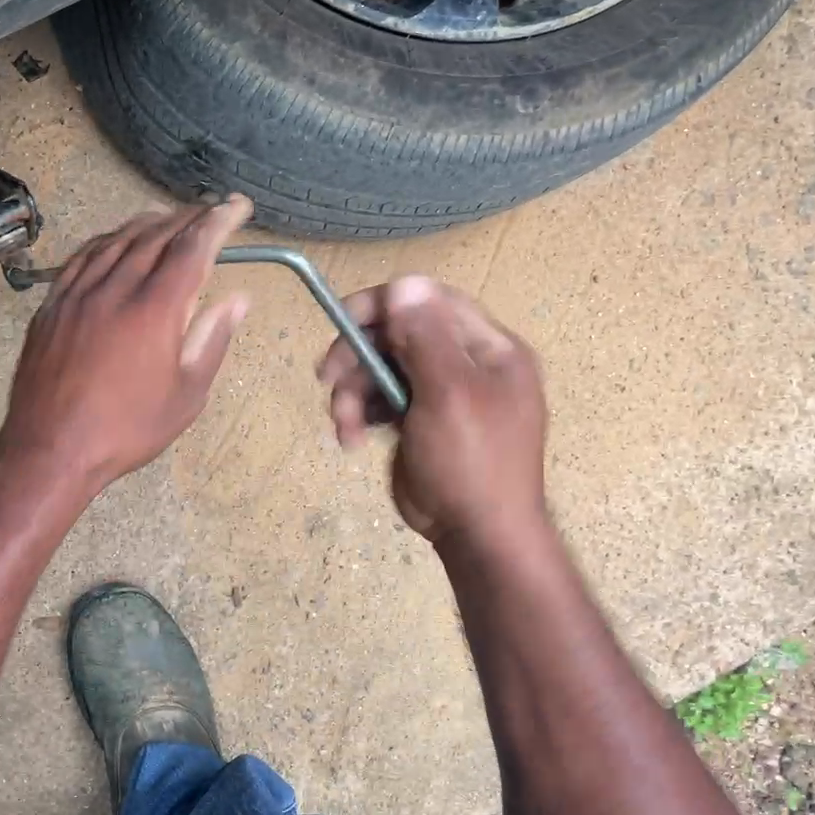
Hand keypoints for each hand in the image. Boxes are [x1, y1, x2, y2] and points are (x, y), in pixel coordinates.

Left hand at [0, 196, 252, 496]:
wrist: (50, 449)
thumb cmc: (124, 430)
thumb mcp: (185, 396)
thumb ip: (211, 340)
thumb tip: (237, 299)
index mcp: (154, 308)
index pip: (193, 246)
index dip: (219, 220)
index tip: (237, 206)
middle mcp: (113, 289)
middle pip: (154, 235)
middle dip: (187, 218)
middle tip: (209, 213)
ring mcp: (76, 295)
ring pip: (114, 241)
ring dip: (146, 224)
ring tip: (167, 220)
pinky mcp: (50, 307)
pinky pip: (80, 259)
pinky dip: (104, 242)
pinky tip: (112, 244)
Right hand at [317, 275, 547, 547]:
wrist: (477, 530)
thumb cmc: (471, 461)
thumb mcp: (449, 393)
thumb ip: (425, 337)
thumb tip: (403, 284)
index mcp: (486, 348)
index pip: (429, 301)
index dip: (382, 304)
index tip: (342, 322)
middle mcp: (463, 363)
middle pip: (395, 335)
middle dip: (357, 357)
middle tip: (327, 379)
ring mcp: (437, 393)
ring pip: (378, 370)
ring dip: (351, 394)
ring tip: (344, 426)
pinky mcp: (414, 420)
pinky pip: (376, 400)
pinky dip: (357, 415)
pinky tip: (350, 439)